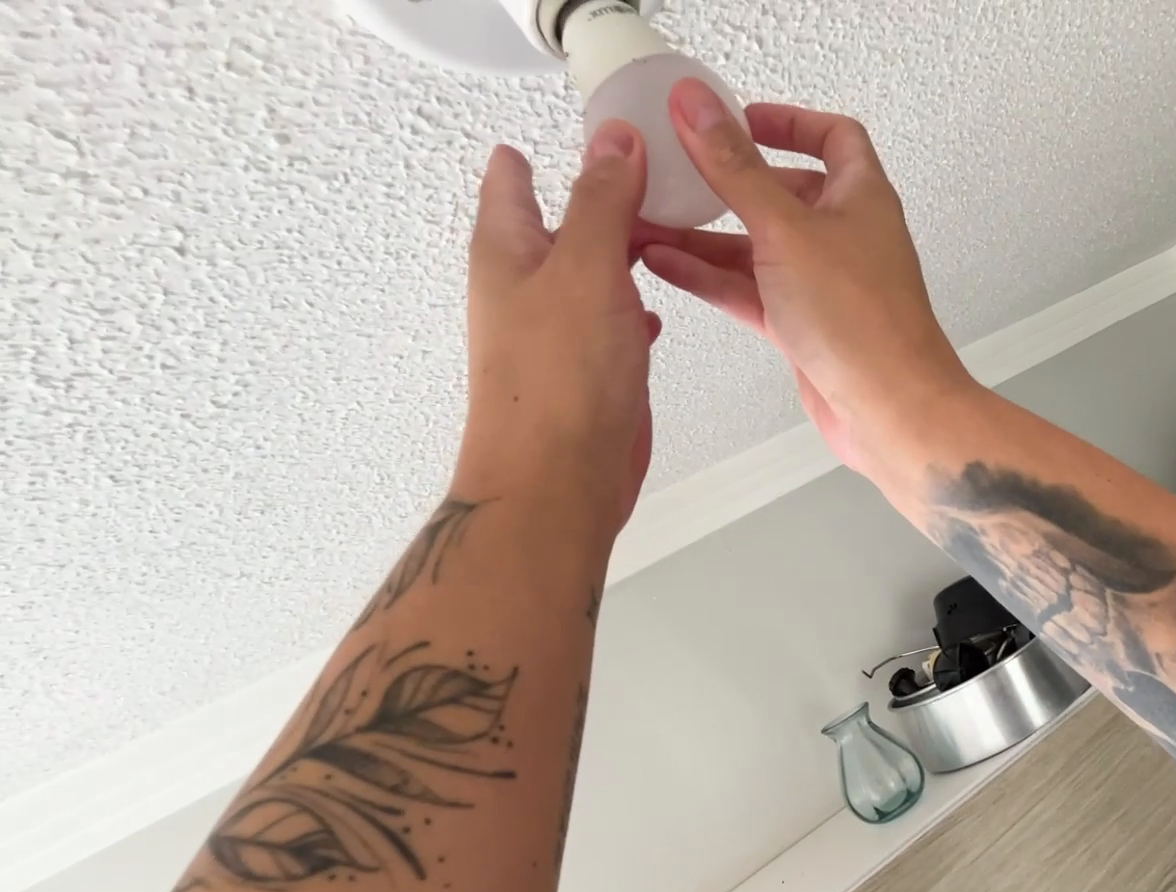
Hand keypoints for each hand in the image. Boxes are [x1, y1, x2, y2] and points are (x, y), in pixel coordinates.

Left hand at [458, 121, 662, 538]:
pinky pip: (611, 321)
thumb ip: (603, 201)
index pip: (517, 179)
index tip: (609, 130)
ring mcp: (560, 331)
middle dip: (602, 197)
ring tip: (664, 229)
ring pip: (593, 273)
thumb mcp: (588, 269)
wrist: (560, 475)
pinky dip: (632, 306)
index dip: (561, 151)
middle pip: (563, 224)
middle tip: (650, 170)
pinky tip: (654, 312)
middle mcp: (530, 287)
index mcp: (511, 251)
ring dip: (623, 251)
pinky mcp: (591, 370)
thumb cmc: (561, 377)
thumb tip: (617, 138)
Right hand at [633, 81, 979, 476]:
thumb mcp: (786, 229)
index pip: (834, 138)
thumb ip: (736, 169)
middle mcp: (846, 238)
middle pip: (783, 195)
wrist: (887, 408)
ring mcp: (824, 286)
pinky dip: (712, 277)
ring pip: (759, 248)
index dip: (790, 121)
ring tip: (647, 218)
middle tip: (676, 170)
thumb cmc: (862, 321)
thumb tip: (698, 107)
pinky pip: (752, 291)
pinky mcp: (805, 327)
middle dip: (727, 183)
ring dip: (705, 235)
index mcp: (860, 198)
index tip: (741, 118)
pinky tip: (666, 264)